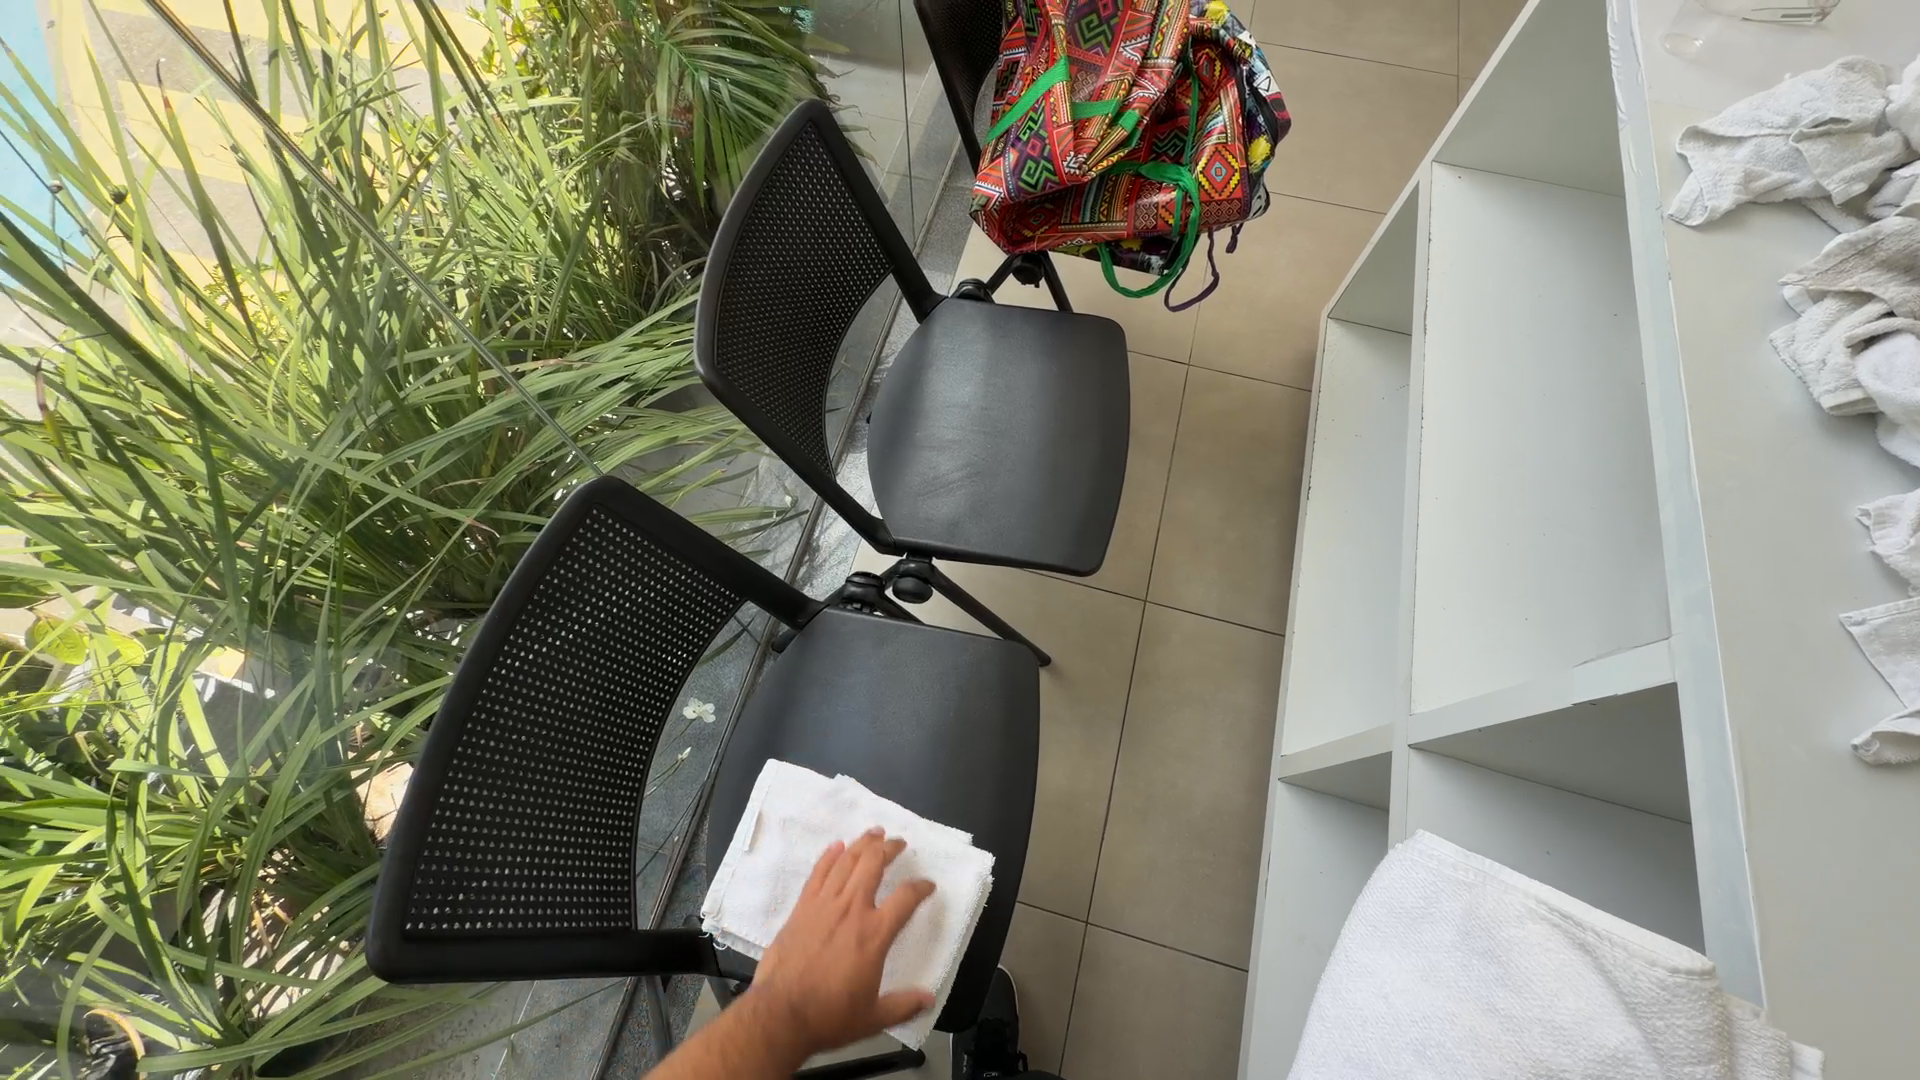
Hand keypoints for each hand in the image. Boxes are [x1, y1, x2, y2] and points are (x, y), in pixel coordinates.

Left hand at [743, 828, 937, 1058]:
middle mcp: (852, 909)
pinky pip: (818, 873)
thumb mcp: (874, 1017)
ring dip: (862, 844)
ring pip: (846, 861)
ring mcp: (825, 905)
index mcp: (875, 933)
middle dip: (889, 848)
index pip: (906, 898)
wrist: (780, 1014)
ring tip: (874, 833)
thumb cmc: (829, 1016)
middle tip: (898, 842)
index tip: (928, 885)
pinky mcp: (802, 907)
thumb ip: (904, 1005)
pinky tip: (837, 847)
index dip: (921, 887)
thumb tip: (929, 999)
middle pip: (874, 864)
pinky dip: (829, 856)